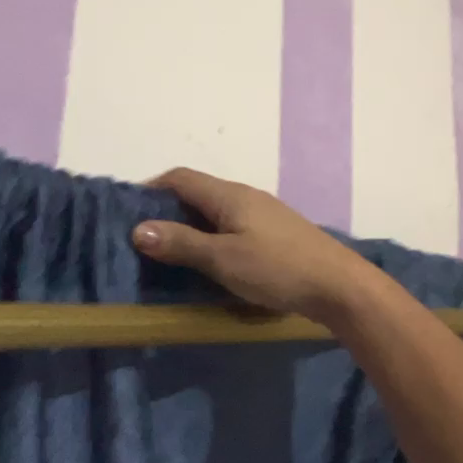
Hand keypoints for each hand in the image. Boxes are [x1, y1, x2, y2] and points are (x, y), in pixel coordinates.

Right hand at [132, 167, 389, 322]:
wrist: (337, 285)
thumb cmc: (277, 268)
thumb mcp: (223, 258)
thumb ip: (182, 243)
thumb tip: (138, 228)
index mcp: (230, 195)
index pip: (181, 177)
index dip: (151, 188)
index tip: (125, 211)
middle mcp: (245, 197)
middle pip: (197, 193)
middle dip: (166, 209)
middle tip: (139, 238)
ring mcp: (262, 216)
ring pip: (215, 213)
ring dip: (188, 227)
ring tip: (164, 254)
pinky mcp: (273, 236)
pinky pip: (231, 229)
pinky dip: (210, 239)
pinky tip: (204, 263)